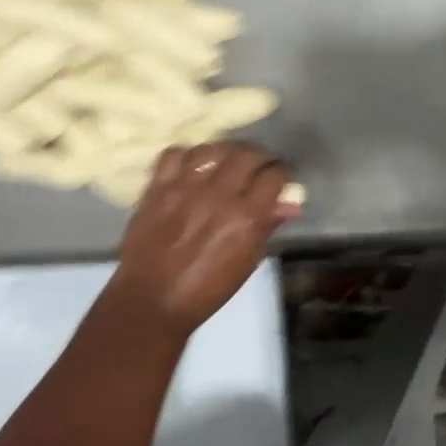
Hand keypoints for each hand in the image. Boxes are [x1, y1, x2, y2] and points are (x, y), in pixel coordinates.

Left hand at [106, 142, 300, 333]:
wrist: (155, 298)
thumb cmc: (211, 286)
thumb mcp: (250, 260)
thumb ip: (268, 226)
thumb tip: (290, 205)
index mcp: (247, 217)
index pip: (274, 176)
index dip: (282, 175)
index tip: (280, 181)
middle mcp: (218, 196)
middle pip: (246, 154)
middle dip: (258, 158)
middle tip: (257, 169)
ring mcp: (184, 188)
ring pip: (212, 148)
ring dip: (225, 153)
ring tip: (226, 165)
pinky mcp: (156, 188)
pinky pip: (174, 154)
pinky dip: (188, 156)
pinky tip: (192, 168)